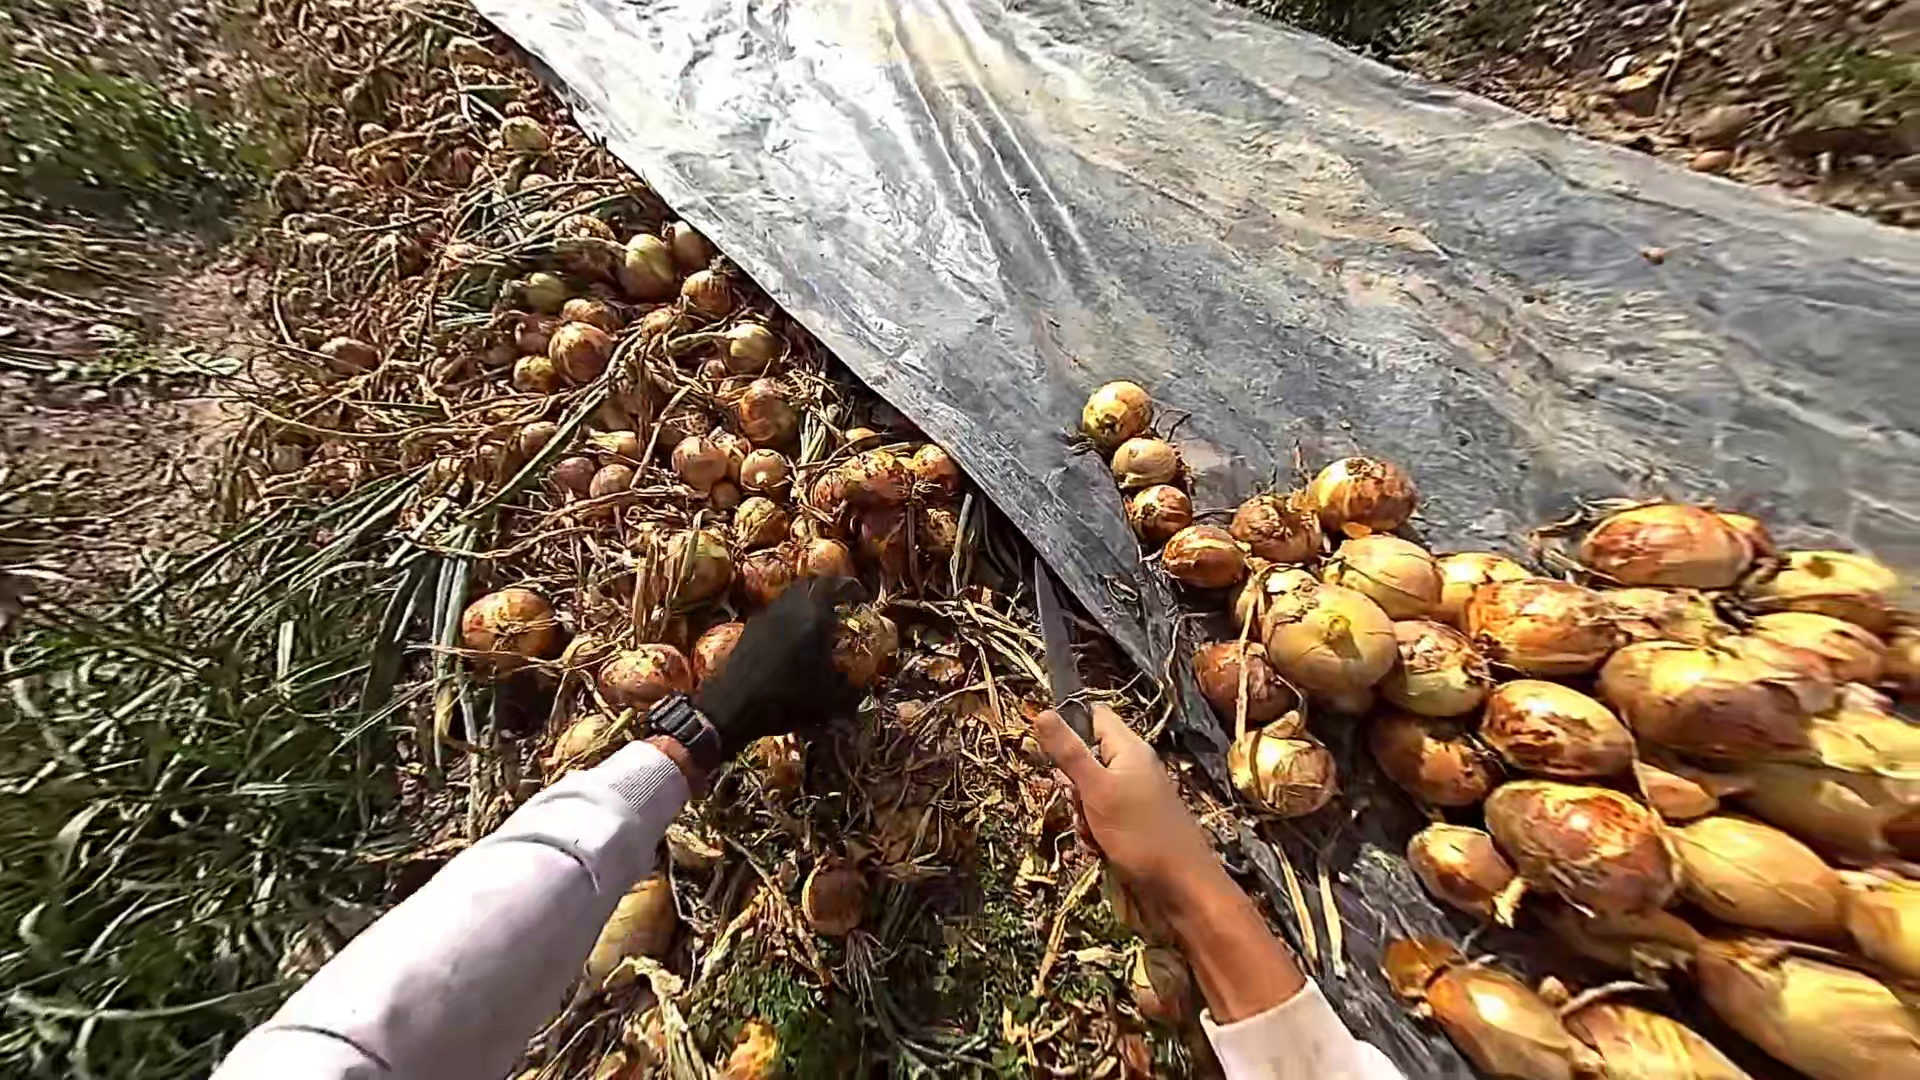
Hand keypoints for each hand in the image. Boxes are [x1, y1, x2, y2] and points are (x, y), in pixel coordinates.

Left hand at [695, 577, 862, 757]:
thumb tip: (864, 685)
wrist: (733, 707)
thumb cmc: (786, 699)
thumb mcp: (828, 698)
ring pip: (790, 597)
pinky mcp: (749, 628)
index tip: (860, 596)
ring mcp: (766, 616)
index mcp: (813, 616)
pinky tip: (791, 639)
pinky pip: (775, 612)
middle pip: (809, 585)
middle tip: (839, 605)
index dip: (849, 586)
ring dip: (805, 604)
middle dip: (826, 591)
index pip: (832, 584)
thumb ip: (850, 688)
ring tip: (816, 623)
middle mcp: (789, 608)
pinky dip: (788, 617)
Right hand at [1035, 704, 1307, 1021]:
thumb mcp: (1096, 789)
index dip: (1069, 724)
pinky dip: (1093, 829)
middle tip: (1074, 799)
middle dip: (1071, 780)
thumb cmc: (1140, 833)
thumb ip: (1068, 751)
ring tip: (1089, 830)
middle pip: (1086, 756)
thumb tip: (1042, 711)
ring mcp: (1133, 795)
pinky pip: (1100, 815)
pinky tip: (1096, 847)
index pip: (1093, 715)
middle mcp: (1132, 766)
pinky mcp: (1132, 823)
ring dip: (1080, 810)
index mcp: (1128, 747)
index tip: (1050, 747)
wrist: (1185, 892)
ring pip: (1089, 790)